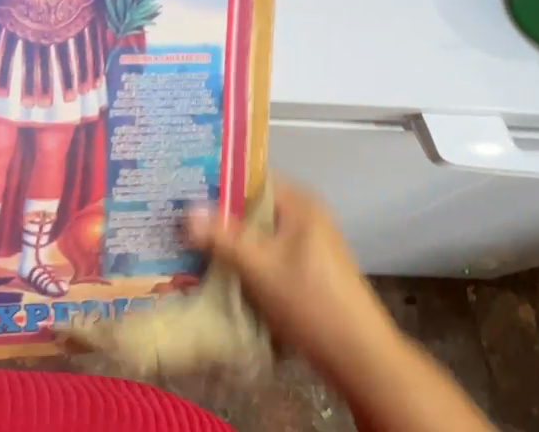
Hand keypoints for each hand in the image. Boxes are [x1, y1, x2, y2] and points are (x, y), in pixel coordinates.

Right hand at [188, 180, 396, 371]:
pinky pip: (266, 254)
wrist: (361, 359)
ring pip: (257, 234)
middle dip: (217, 216)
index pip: (250, 178)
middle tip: (177, 219)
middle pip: (252, 207)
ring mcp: (308, 245)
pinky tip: (218, 271)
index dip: (216, 182)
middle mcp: (305, 217)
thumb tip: (187, 209)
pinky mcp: (306, 271)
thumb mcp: (259, 267)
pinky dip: (244, 260)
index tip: (182, 189)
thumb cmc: (311, 303)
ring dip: (228, 241)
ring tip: (189, 245)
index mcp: (300, 203)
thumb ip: (222, 236)